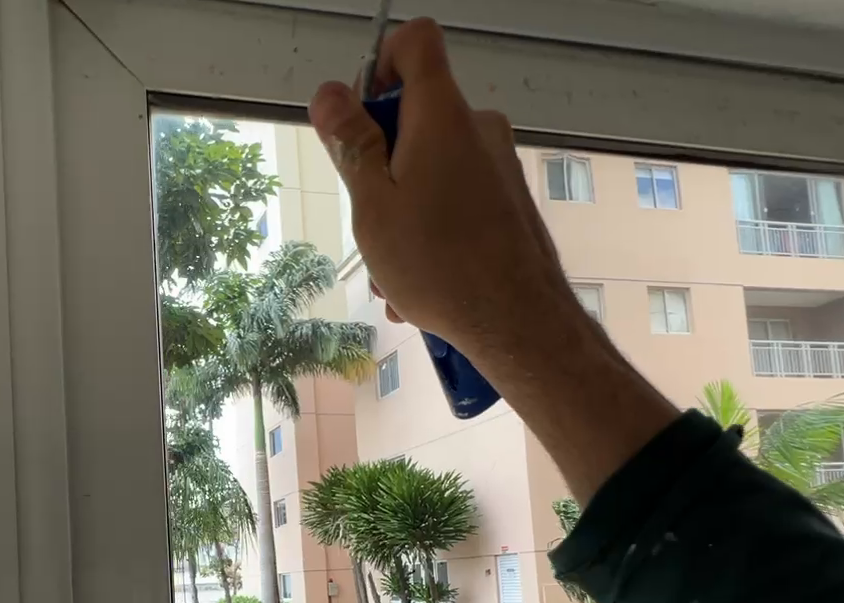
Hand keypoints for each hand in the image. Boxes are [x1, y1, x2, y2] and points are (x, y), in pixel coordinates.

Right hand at [310, 18, 677, 500]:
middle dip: (381, 171)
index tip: (360, 117)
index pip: (414, 42)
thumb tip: (330, 93)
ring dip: (400, 219)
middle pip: (416, 121)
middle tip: (368, 227)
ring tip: (391, 278)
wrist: (514, 319)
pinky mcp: (507, 202)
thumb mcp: (374, 206)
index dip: (380, 64)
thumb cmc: (435, 263)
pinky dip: (429, 235)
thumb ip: (353, 146)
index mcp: (440, 115)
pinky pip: (455, 204)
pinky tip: (416, 289)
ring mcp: (497, 165)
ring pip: (431, 174)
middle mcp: (476, 128)